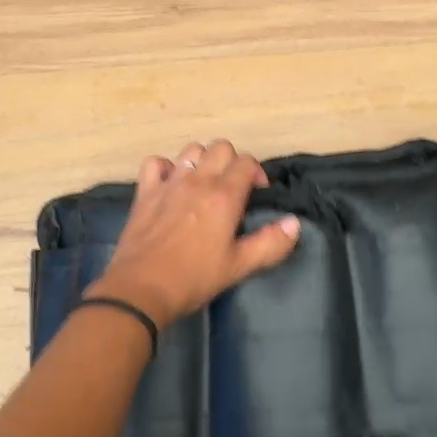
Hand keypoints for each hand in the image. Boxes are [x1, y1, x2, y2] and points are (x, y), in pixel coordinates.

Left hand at [85, 139, 301, 328]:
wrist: (142, 289)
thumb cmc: (194, 279)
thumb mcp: (239, 266)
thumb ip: (270, 244)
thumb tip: (294, 223)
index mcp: (224, 196)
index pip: (247, 162)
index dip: (256, 173)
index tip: (256, 193)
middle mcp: (199, 180)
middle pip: (220, 147)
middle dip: (231, 161)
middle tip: (232, 187)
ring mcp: (170, 182)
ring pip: (191, 150)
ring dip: (202, 160)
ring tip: (204, 182)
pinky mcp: (146, 191)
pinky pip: (155, 162)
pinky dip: (165, 167)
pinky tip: (170, 183)